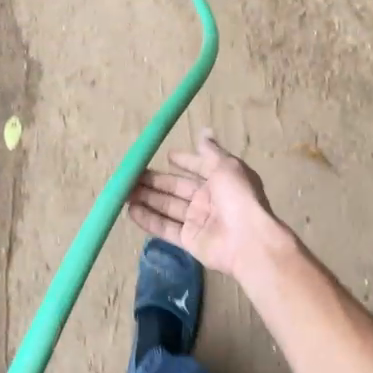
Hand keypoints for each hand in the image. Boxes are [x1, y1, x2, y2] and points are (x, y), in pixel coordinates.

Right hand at [126, 129, 287, 276]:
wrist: (248, 240)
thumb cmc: (239, 196)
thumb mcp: (226, 166)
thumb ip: (211, 151)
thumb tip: (204, 132)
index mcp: (220, 179)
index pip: (198, 168)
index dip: (184, 161)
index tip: (168, 156)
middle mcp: (208, 199)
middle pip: (176, 188)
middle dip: (155, 181)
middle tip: (130, 175)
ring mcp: (198, 220)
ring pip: (167, 206)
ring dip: (147, 198)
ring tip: (124, 192)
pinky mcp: (189, 240)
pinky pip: (165, 227)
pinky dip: (148, 219)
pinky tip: (131, 210)